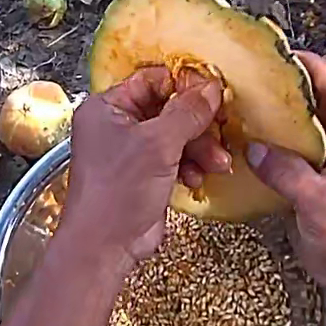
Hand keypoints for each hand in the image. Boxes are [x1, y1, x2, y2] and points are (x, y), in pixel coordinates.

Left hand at [62, 68, 230, 261]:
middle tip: (220, 131)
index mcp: (106, 108)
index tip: (211, 93)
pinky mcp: (144, 174)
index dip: (182, 86)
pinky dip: (190, 165)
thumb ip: (187, 112)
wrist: (105, 245)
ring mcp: (129, 152)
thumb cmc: (117, 191)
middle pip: (167, 109)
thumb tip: (210, 87)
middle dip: (197, 125)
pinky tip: (197, 178)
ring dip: (199, 148)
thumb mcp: (158, 144)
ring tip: (217, 162)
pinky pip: (174, 159)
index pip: (150, 81)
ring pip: (175, 136)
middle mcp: (115, 126)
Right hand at [246, 52, 325, 301]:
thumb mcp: (323, 204)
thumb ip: (288, 174)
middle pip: (314, 106)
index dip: (312, 65)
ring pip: (299, 136)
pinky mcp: (315, 193)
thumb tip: (254, 149)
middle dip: (285, 91)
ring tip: (239, 115)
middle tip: (247, 84)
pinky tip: (244, 157)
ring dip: (273, 125)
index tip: (280, 54)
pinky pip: (289, 164)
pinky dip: (269, 157)